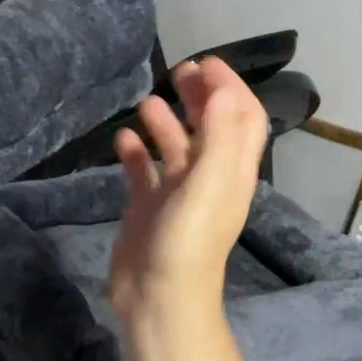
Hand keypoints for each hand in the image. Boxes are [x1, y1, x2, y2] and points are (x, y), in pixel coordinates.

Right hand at [109, 57, 267, 319]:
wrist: (158, 296)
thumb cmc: (187, 241)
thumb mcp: (211, 183)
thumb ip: (219, 135)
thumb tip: (220, 90)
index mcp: (231, 171)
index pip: (240, 118)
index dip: (229, 88)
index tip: (205, 63)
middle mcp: (207, 179)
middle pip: (208, 128)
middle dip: (198, 97)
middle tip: (177, 72)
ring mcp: (174, 196)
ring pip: (174, 149)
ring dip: (164, 122)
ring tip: (145, 103)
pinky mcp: (145, 210)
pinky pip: (142, 173)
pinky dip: (134, 153)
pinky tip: (121, 139)